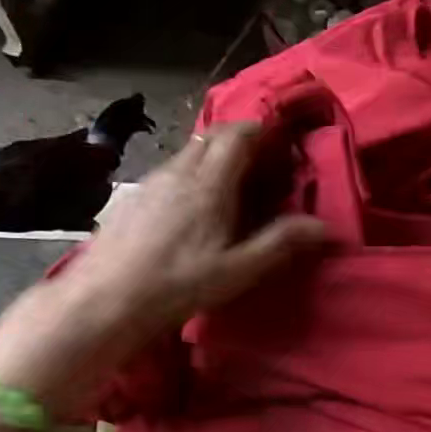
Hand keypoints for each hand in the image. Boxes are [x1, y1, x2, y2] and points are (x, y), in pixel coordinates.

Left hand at [0, 120, 324, 413]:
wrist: (106, 300)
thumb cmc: (179, 284)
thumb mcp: (239, 270)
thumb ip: (281, 242)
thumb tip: (324, 226)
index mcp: (210, 183)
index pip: (239, 134)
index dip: (262, 131)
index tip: (281, 145)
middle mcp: (179, 171)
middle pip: (213, 136)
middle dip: (241, 140)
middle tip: (262, 165)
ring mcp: (151, 181)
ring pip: (190, 153)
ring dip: (214, 158)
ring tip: (232, 187)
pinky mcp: (133, 197)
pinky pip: (170, 171)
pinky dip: (191, 175)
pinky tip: (192, 209)